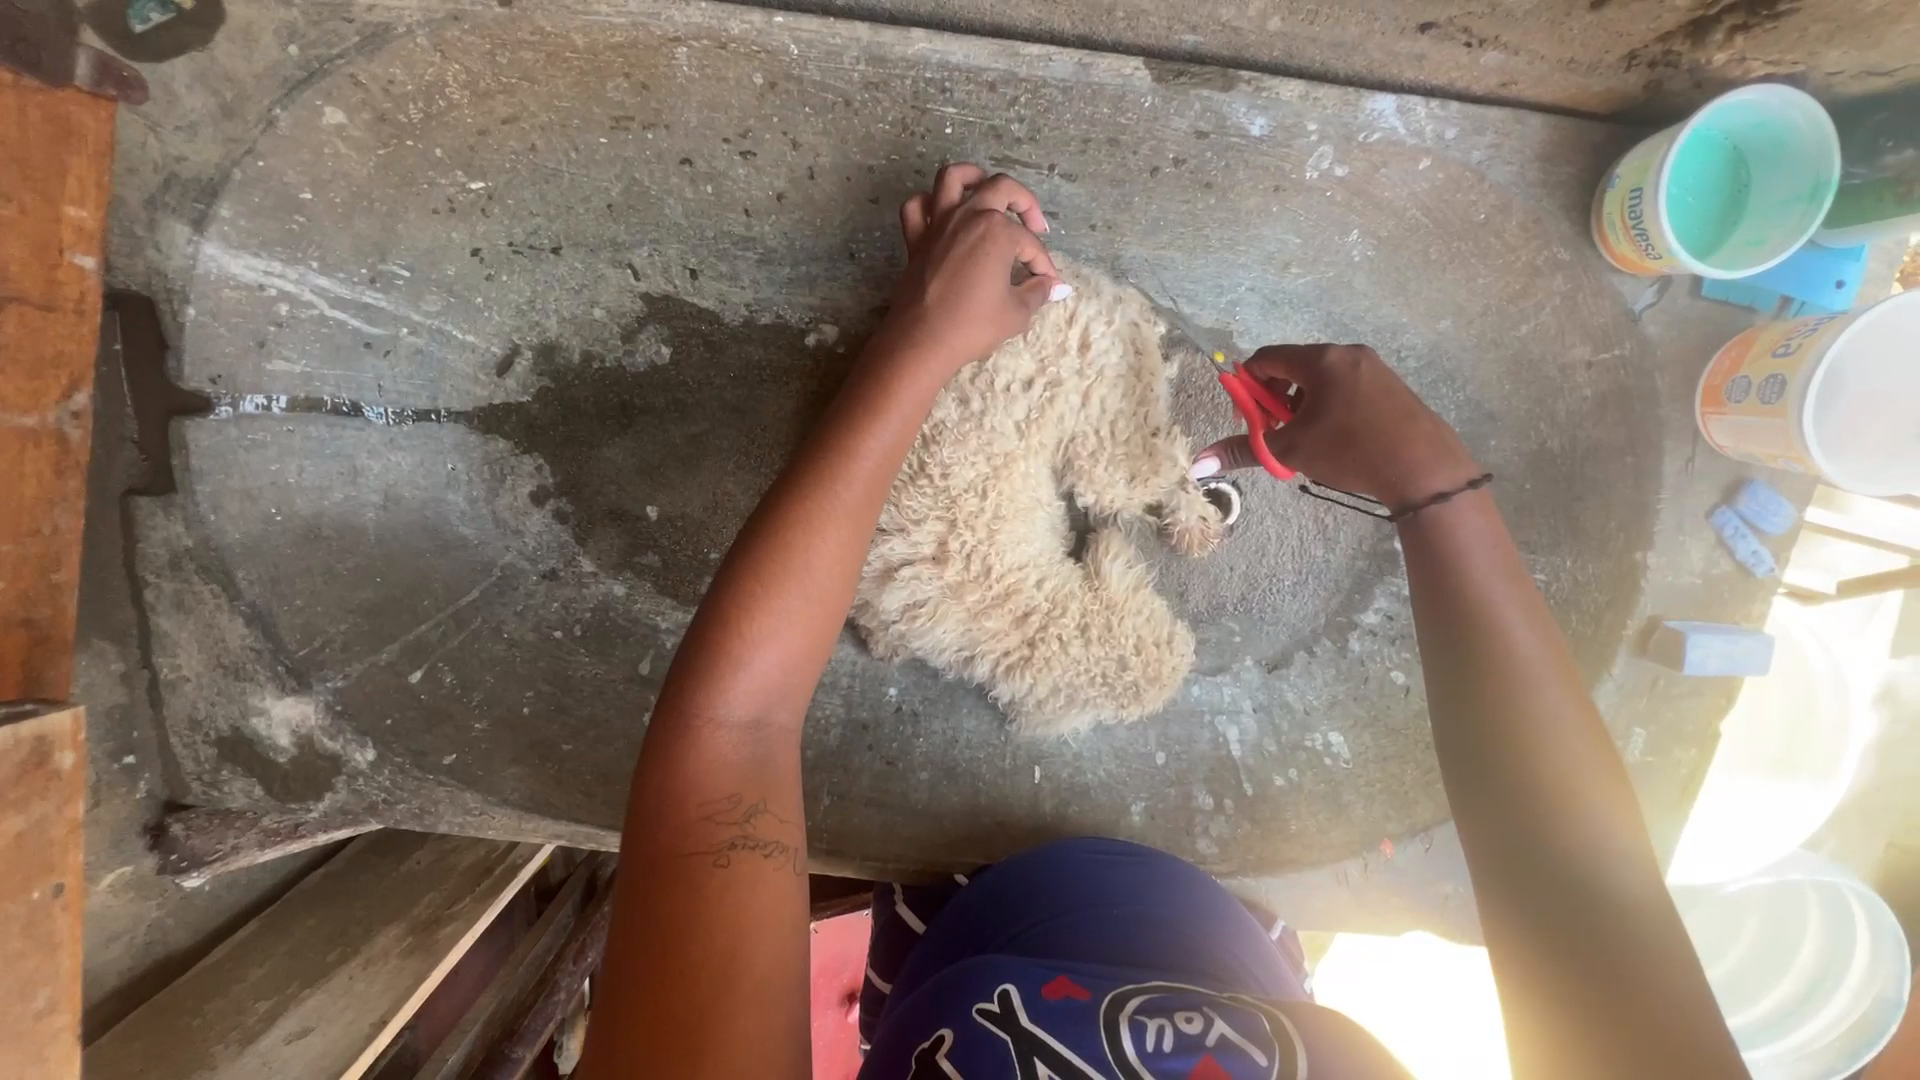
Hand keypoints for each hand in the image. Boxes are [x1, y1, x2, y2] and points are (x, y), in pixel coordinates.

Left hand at [874, 164, 1068, 374]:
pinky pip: (917, 207)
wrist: (921, 340)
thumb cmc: (972, 326)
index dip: (1043, 264)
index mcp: (997, 231)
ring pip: (953, 178)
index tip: (1049, 283)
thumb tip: (1055, 287)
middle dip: (1025, 203)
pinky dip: (928, 202)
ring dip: (973, 176)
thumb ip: (1038, 293)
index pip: (1029, 243)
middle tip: (1035, 225)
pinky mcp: (915, 239)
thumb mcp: (1015, 313)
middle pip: (1001, 188)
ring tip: (986, 188)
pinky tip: (941, 212)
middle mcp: (968, 216)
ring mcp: (938, 224)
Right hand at [1190, 344, 1480, 508]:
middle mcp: (1346, 353)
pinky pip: (1343, 385)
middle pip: (1293, 366)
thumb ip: (1244, 450)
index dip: (1247, 385)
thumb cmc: (1351, 451)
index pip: (1266, 357)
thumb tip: (1198, 464)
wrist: (1423, 467)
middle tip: (1276, 430)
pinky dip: (1326, 405)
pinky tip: (1334, 437)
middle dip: (1274, 398)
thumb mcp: (1291, 450)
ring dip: (1300, 404)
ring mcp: (1372, 366)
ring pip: (1319, 378)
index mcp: (1320, 360)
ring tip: (1305, 438)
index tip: (1248, 416)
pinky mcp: (1389, 384)